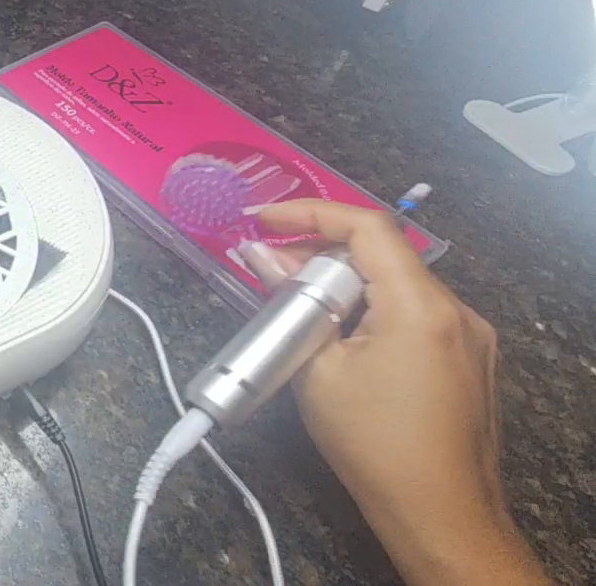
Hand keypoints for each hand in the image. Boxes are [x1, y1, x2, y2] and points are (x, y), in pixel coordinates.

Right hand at [247, 200, 547, 585]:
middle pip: (380, 253)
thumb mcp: (315, 365)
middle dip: (314, 251)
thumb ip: (290, 301)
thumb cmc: (371, 437)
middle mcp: (457, 314)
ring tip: (289, 304)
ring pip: (392, 280)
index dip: (309, 213)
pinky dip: (361, 303)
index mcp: (422, 308)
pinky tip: (329, 329)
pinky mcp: (464, 358)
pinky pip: (407, 308)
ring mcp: (468, 338)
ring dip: (336, 280)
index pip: (369, 228)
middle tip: (263, 270)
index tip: (260, 221)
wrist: (439, 513)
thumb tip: (259, 255)